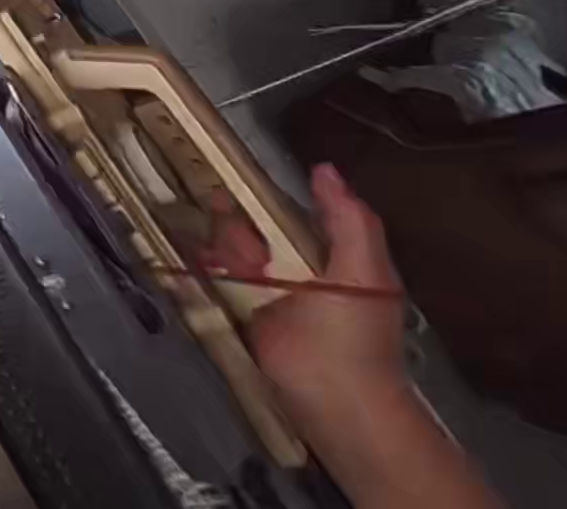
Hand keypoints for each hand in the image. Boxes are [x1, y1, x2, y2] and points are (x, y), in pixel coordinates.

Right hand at [204, 163, 406, 410]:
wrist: (334, 400)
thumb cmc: (354, 333)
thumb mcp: (364, 271)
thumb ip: (349, 220)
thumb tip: (322, 168)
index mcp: (320, 248)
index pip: (279, 204)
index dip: (256, 191)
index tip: (231, 180)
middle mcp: (287, 260)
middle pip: (244, 220)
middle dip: (236, 224)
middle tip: (248, 249)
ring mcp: (259, 283)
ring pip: (225, 242)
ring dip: (225, 247)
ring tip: (242, 270)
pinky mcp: (235, 305)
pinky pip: (211, 271)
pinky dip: (201, 261)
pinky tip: (201, 262)